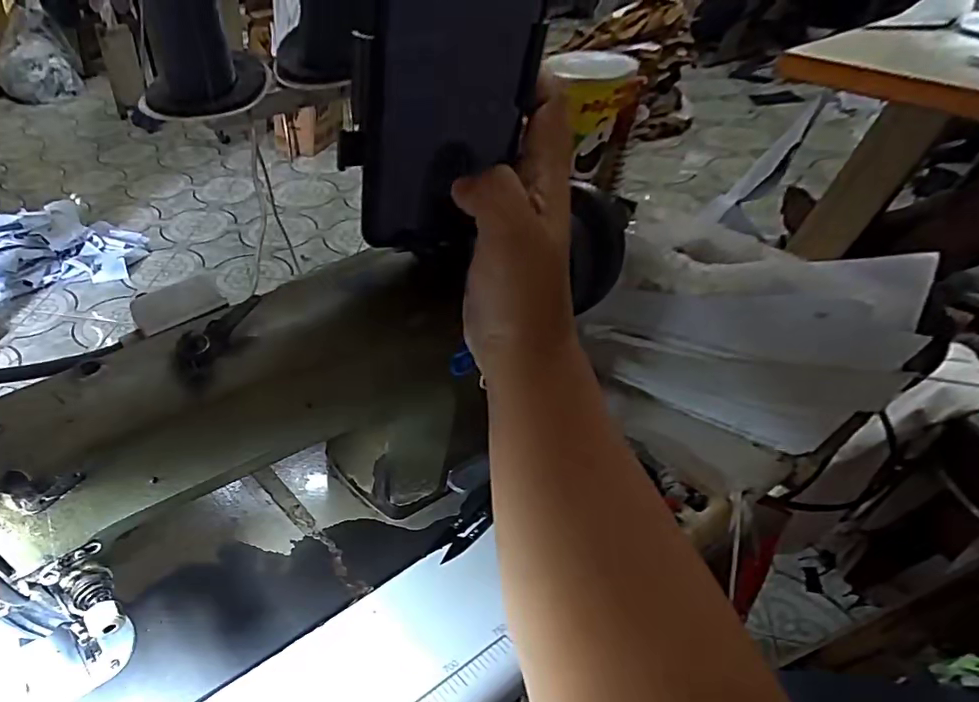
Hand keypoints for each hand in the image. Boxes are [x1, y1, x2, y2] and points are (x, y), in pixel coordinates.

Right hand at [451, 77, 579, 381]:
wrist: (517, 354)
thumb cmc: (522, 296)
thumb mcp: (513, 232)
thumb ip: (493, 188)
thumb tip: (464, 177)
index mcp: (548, 181)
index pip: (549, 110)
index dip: (528, 80)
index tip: (486, 70)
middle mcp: (532, 192)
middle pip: (517, 131)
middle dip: (489, 107)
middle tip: (446, 98)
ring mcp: (508, 218)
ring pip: (491, 165)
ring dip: (468, 147)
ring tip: (431, 132)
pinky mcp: (485, 242)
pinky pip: (471, 199)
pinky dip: (454, 185)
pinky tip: (430, 182)